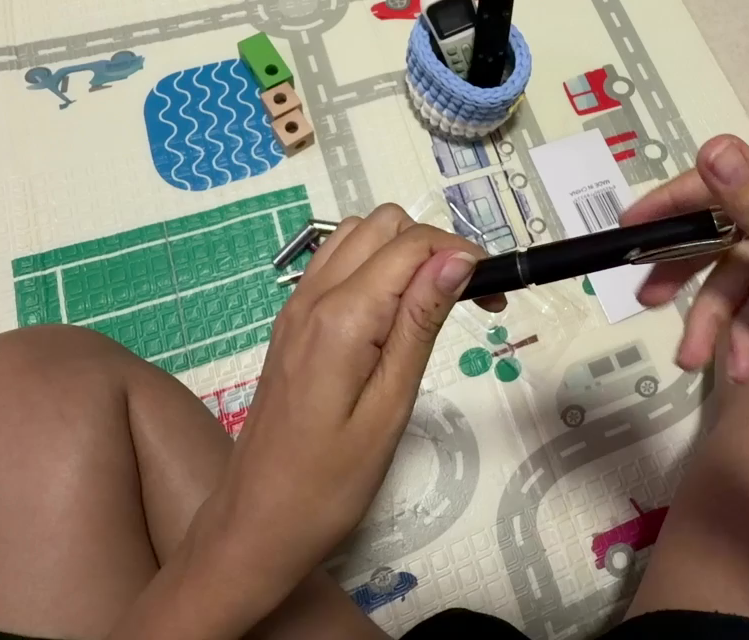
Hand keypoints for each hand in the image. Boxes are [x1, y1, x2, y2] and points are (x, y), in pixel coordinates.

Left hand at [192, 206, 481, 602]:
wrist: (255, 523)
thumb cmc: (330, 483)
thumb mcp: (390, 407)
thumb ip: (421, 323)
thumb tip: (457, 258)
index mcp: (342, 317)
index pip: (412, 244)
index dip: (461, 254)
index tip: (493, 295)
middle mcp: (314, 294)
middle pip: (384, 224)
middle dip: (433, 247)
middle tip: (464, 299)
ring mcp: (296, 303)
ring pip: (357, 233)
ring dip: (401, 250)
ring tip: (429, 303)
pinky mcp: (291, 319)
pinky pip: (334, 260)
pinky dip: (371, 263)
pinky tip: (388, 310)